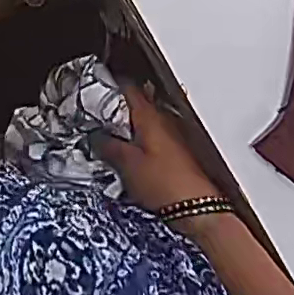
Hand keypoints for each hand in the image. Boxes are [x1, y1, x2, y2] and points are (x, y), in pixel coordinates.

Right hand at [98, 81, 219, 210]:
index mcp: (149, 115)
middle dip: (115, 112)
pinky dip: (139, 143)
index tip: (95, 90)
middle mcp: (163, 120)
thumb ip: (107, 145)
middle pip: (135, 105)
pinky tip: (131, 159)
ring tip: (111, 144)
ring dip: (127, 129)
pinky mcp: (176, 152)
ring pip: (143, 123)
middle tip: (97, 123)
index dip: (109, 86)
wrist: (199, 209)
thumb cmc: (166, 184)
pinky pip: (152, 138)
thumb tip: (95, 136)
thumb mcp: (126, 164)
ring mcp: (172, 135)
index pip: (128, 87)